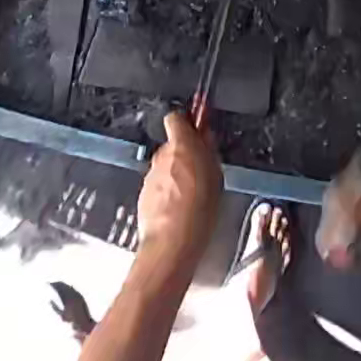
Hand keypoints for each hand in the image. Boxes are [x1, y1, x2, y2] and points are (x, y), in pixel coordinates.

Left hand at [137, 112, 220, 265]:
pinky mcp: (144, 195)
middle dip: (185, 152)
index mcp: (181, 145)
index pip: (176, 117)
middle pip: (173, 144)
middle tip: (201, 165)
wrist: (172, 243)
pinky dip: (168, 190)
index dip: (186, 120)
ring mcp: (151, 176)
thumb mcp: (217, 174)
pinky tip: (181, 206)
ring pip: (166, 166)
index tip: (197, 125)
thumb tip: (206, 137)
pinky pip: (159, 185)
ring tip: (194, 192)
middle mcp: (162, 157)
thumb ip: (209, 150)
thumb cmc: (198, 209)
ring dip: (177, 173)